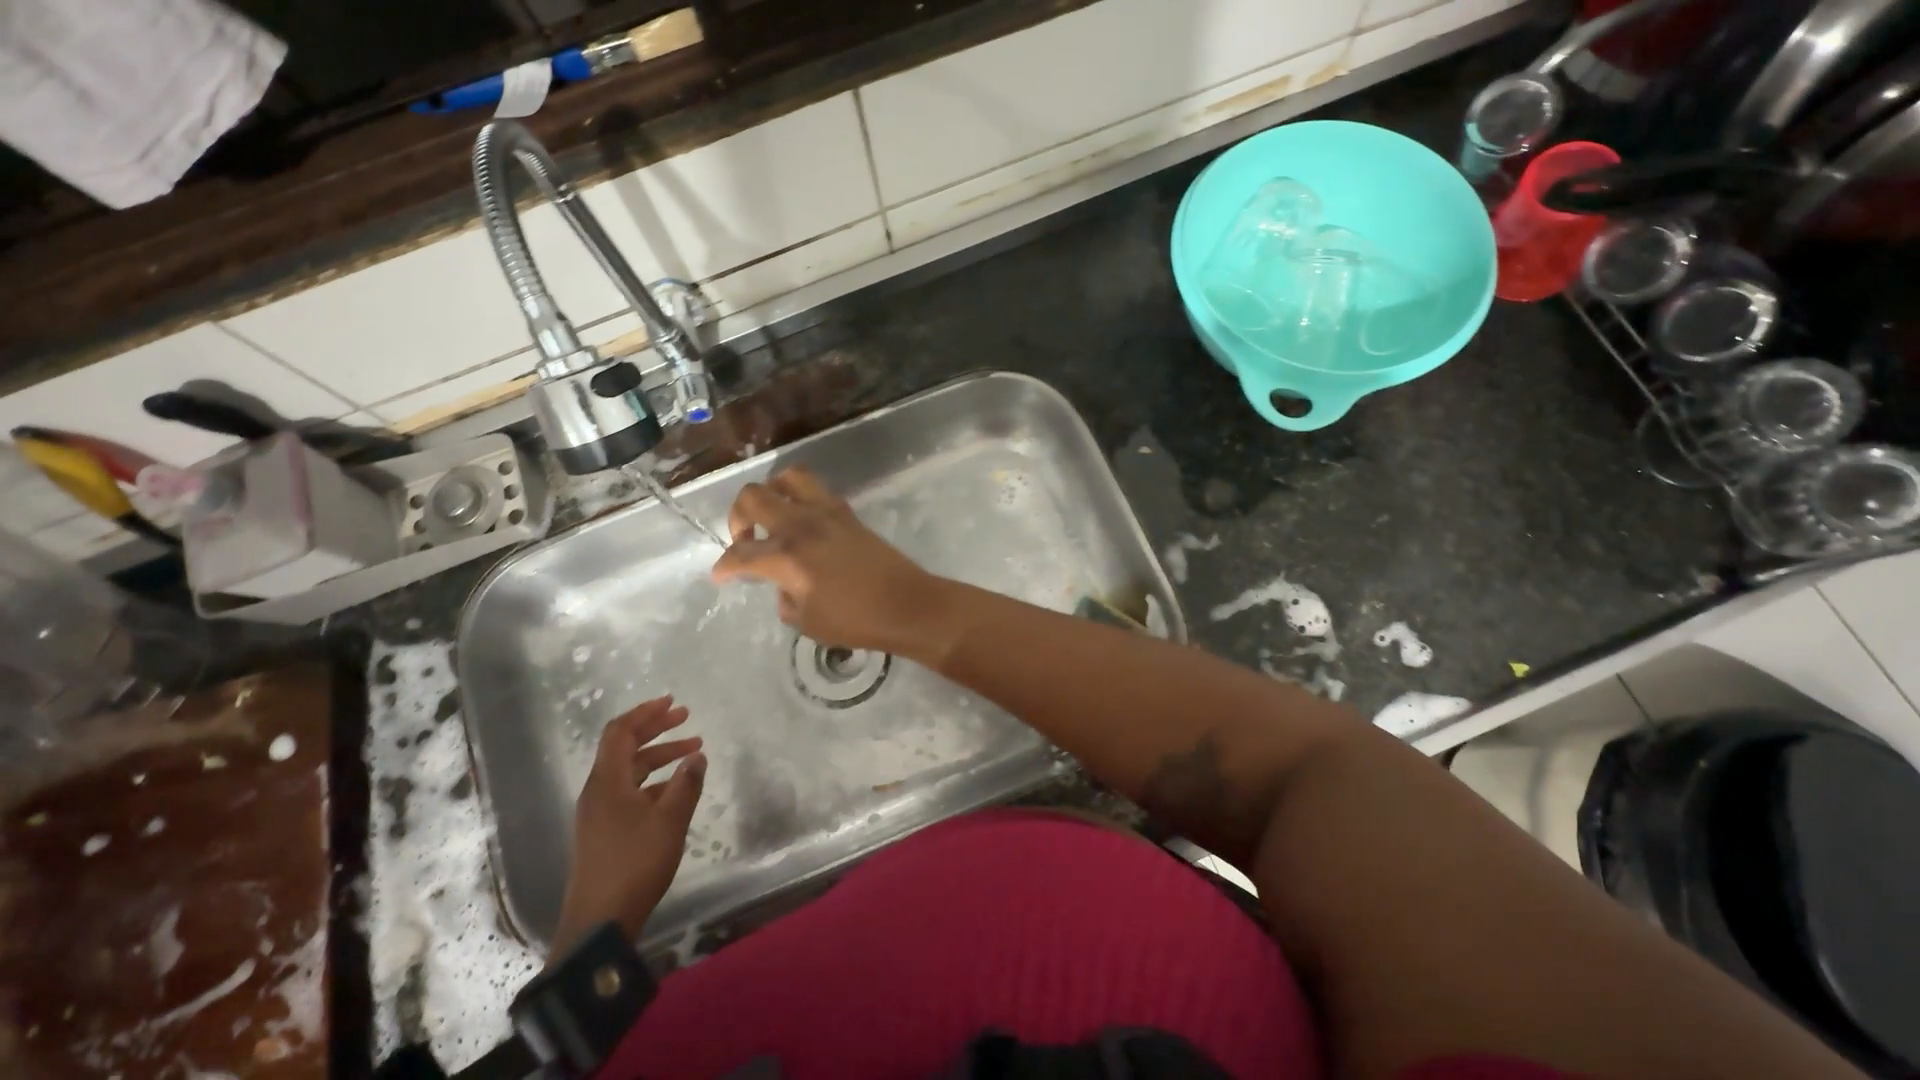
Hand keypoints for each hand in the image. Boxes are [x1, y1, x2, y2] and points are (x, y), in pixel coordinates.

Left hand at [551, 696, 705, 958]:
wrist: (600, 919)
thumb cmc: (635, 863)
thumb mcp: (670, 821)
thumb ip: (686, 784)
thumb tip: (697, 755)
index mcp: (607, 780)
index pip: (621, 731)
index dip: (646, 713)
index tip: (674, 703)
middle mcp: (598, 790)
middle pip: (624, 748)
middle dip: (656, 730)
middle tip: (687, 719)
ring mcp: (598, 813)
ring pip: (629, 771)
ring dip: (658, 757)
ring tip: (692, 754)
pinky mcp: (603, 832)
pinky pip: (628, 792)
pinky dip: (653, 782)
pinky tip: (675, 791)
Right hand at [710, 467, 954, 659]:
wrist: (907, 604)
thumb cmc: (856, 622)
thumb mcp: (806, 621)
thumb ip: (783, 596)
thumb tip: (782, 581)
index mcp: (788, 558)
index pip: (742, 555)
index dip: (724, 567)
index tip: (721, 576)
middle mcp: (802, 526)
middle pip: (753, 497)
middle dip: (737, 516)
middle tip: (743, 539)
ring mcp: (826, 513)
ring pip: (786, 479)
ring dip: (770, 493)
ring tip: (771, 518)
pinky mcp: (846, 512)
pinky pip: (813, 490)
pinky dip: (798, 498)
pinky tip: (801, 523)